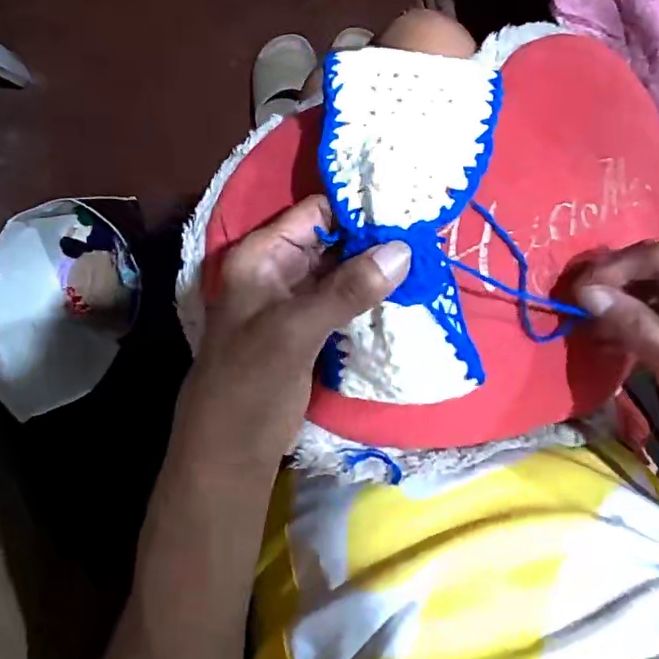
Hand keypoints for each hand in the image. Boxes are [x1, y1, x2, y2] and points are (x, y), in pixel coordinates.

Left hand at [185, 196, 409, 461]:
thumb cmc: (249, 383)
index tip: (409, 209)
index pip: (316, 212)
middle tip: (428, 235)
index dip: (359, 207)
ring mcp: (295, 298)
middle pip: (333, 238)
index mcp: (262, 255)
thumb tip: (403, 250)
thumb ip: (347, 289)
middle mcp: (278, 268)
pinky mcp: (310, 326)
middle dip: (375, 238)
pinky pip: (345, 297)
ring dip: (378, 267)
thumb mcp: (295, 331)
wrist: (230, 451)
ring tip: (428, 259)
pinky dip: (370, 294)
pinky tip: (406, 292)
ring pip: (342, 268)